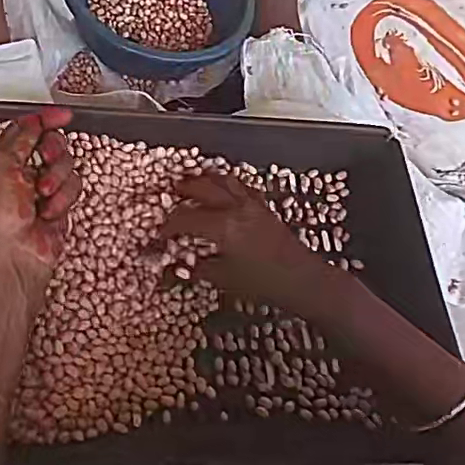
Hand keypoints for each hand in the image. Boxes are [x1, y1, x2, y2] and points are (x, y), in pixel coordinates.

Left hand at [0, 107, 80, 293]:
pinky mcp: (60, 205)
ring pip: (67, 165)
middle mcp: (23, 172)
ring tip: (43, 196)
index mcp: (3, 159)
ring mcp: (44, 189)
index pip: (29, 129)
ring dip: (57, 178)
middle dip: (54, 151)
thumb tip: (34, 121)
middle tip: (47, 160)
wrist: (14, 256)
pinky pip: (74, 187)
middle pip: (53, 143)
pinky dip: (64, 198)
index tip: (63, 115)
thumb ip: (19, 137)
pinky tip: (49, 213)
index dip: (46, 119)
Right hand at [158, 173, 336, 311]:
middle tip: (169, 193)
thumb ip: (200, 269)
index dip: (169, 225)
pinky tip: (226, 188)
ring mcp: (253, 207)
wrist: (303, 281)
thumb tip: (178, 267)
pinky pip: (243, 188)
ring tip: (193, 181)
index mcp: (223, 228)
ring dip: (206, 180)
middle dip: (183, 190)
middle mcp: (237, 210)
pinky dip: (229, 184)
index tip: (160, 234)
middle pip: (203, 189)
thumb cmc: (266, 284)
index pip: (185, 219)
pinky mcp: (265, 209)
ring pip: (224, 182)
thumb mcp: (226, 280)